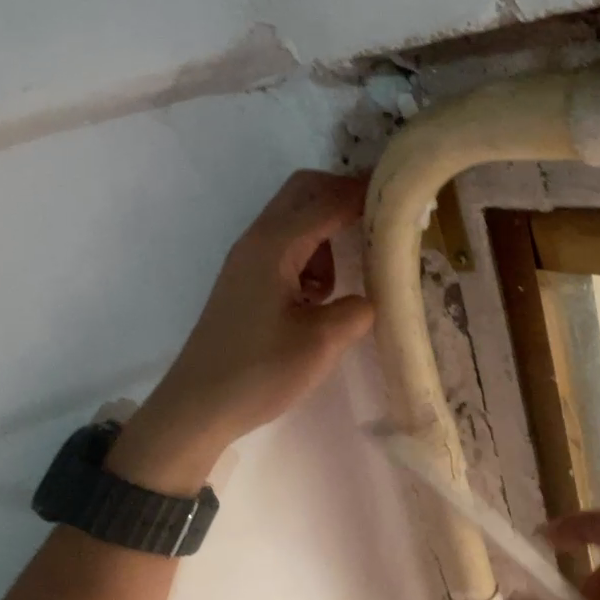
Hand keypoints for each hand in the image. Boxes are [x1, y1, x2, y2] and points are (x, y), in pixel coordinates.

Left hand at [110, 171, 374, 494]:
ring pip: (294, 221)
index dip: (364, 194)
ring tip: (341, 284)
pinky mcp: (245, 283)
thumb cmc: (259, 372)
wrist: (197, 406)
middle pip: (303, 193)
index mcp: (274, 246)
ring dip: (326, 234)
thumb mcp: (321, 343)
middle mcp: (257, 241)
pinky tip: (318, 301)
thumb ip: (356, 311)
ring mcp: (247, 261)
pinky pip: (285, 249)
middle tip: (379, 223)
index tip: (402, 194)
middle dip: (342, 198)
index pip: (326, 201)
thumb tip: (368, 299)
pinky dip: (311, 258)